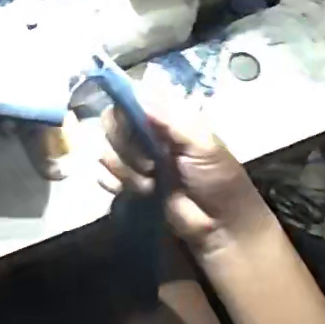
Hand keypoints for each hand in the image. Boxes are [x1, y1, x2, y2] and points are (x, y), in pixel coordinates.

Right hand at [95, 93, 276, 259]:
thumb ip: (172, 122)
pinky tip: (137, 191)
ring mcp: (134, 158)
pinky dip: (115, 183)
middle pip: (112, 122)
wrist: (220, 226)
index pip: (132, 97)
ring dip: (127, 169)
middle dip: (126, 144)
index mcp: (166, 116)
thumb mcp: (203, 145)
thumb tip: (140, 98)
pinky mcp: (127, 183)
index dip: (126, 108)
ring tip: (151, 183)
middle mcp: (146, 132)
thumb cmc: (218, 180)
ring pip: (107, 150)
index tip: (136, 127)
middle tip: (151, 163)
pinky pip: (103, 175)